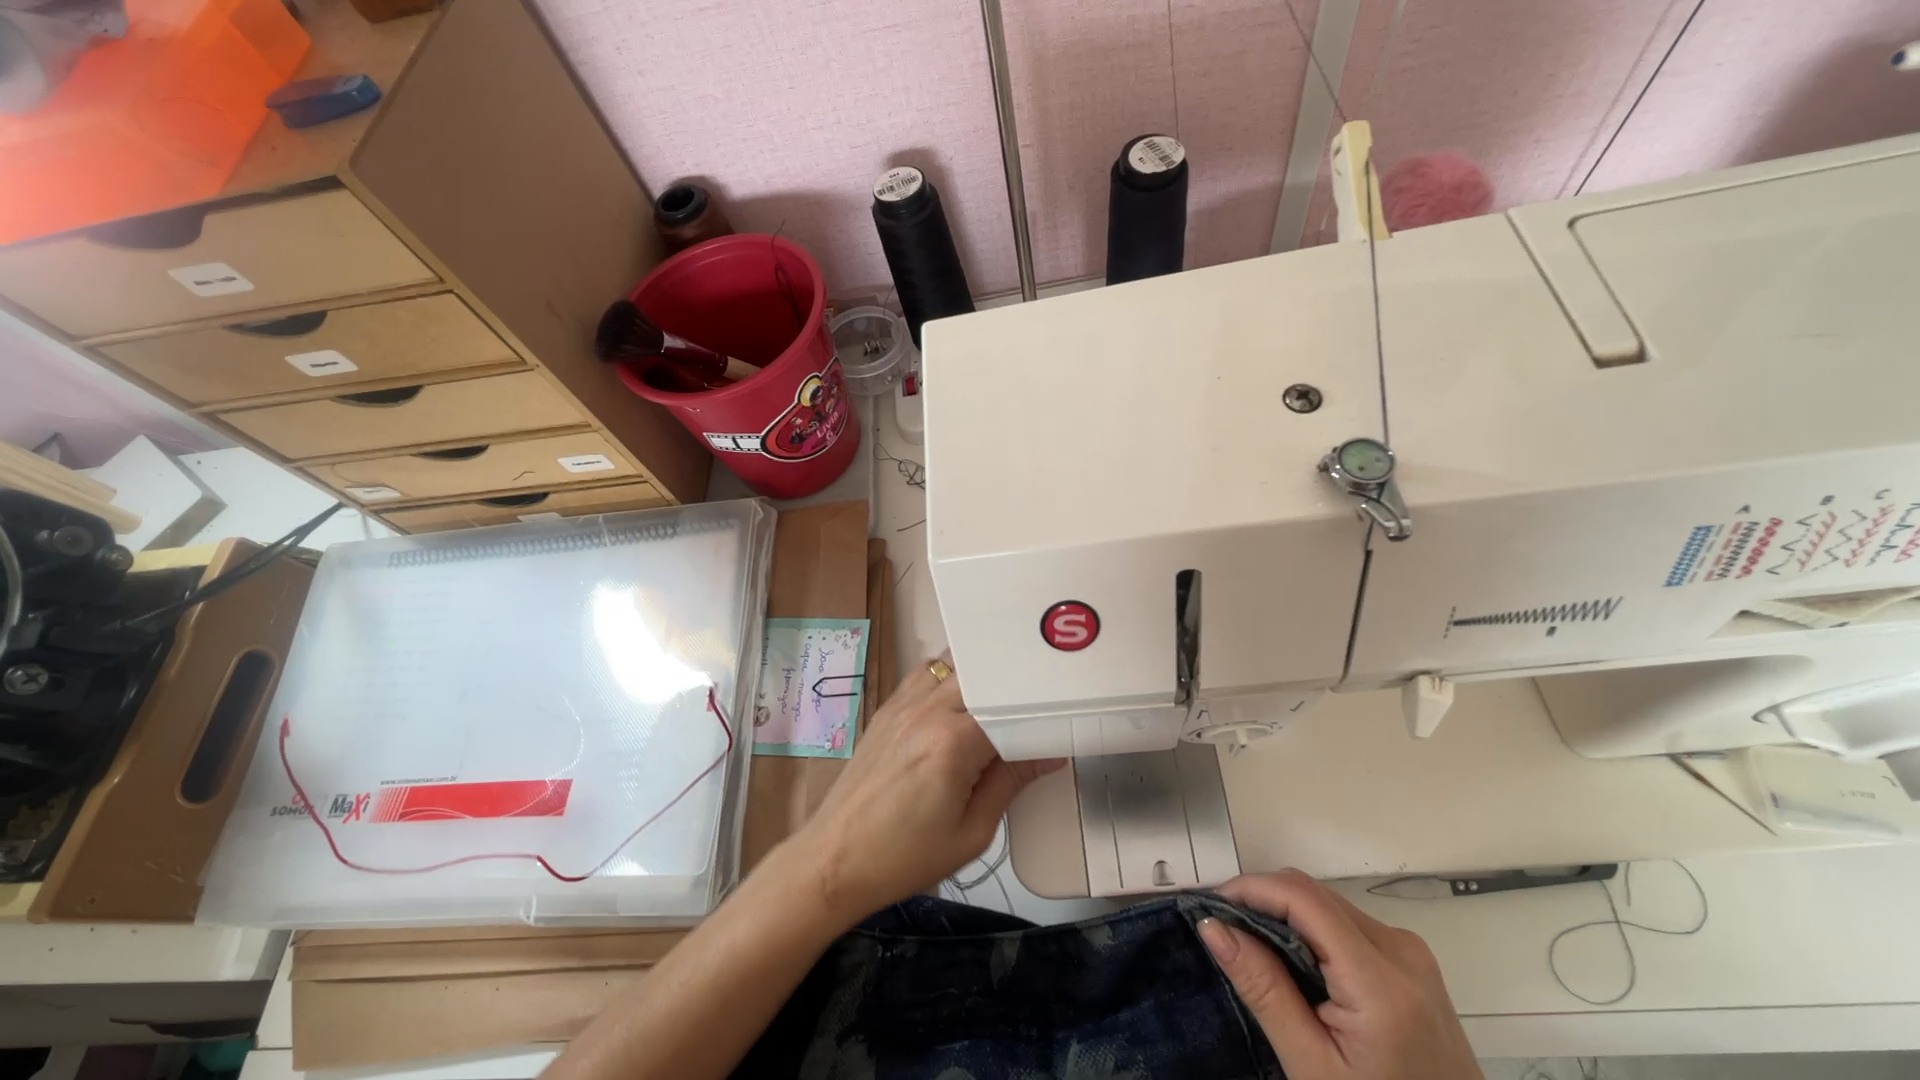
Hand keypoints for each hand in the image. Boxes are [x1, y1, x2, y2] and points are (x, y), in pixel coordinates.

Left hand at [784, 654, 1062, 923]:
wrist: (835, 860)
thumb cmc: (905, 857)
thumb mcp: (972, 832)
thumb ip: (1011, 782)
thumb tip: (1050, 753)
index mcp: (954, 742)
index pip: (1011, 705)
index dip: (1038, 710)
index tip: (1060, 720)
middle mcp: (927, 710)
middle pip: (982, 672)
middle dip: (1011, 684)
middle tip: (1035, 705)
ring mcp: (902, 705)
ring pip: (951, 663)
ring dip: (978, 674)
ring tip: (1000, 697)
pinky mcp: (886, 710)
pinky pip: (924, 675)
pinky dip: (947, 678)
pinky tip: (960, 702)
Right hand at [1198, 870, 1480, 1079]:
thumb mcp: (1311, 1065)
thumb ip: (1264, 990)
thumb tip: (1214, 926)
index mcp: (1380, 979)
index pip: (1302, 897)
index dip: (1249, 888)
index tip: (1206, 906)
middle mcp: (1400, 948)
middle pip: (1314, 894)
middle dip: (1259, 899)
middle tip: (1218, 929)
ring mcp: (1410, 951)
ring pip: (1327, 904)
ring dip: (1282, 912)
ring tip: (1246, 946)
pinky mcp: (1410, 960)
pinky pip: (1346, 923)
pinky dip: (1308, 929)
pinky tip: (1287, 961)